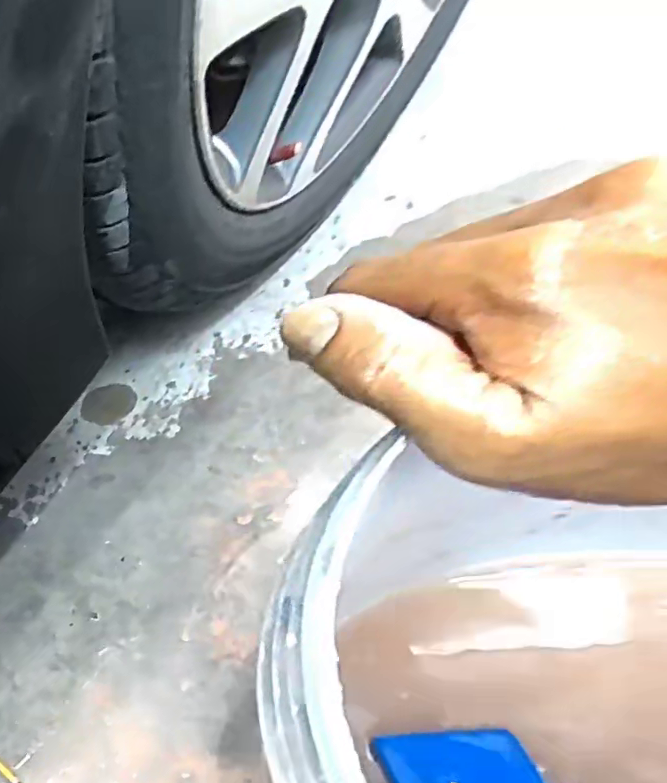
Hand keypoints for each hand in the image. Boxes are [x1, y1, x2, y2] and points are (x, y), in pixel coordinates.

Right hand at [281, 158, 666, 503]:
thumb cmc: (647, 436)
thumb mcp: (482, 434)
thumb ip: (384, 373)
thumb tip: (309, 321)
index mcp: (517, 270)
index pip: (367, 283)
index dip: (366, 332)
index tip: (413, 370)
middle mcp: (588, 205)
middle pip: (432, 258)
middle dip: (437, 312)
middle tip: (494, 364)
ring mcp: (648, 187)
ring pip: (493, 240)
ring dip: (495, 289)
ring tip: (559, 338)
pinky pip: (562, 225)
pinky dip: (556, 269)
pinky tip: (599, 308)